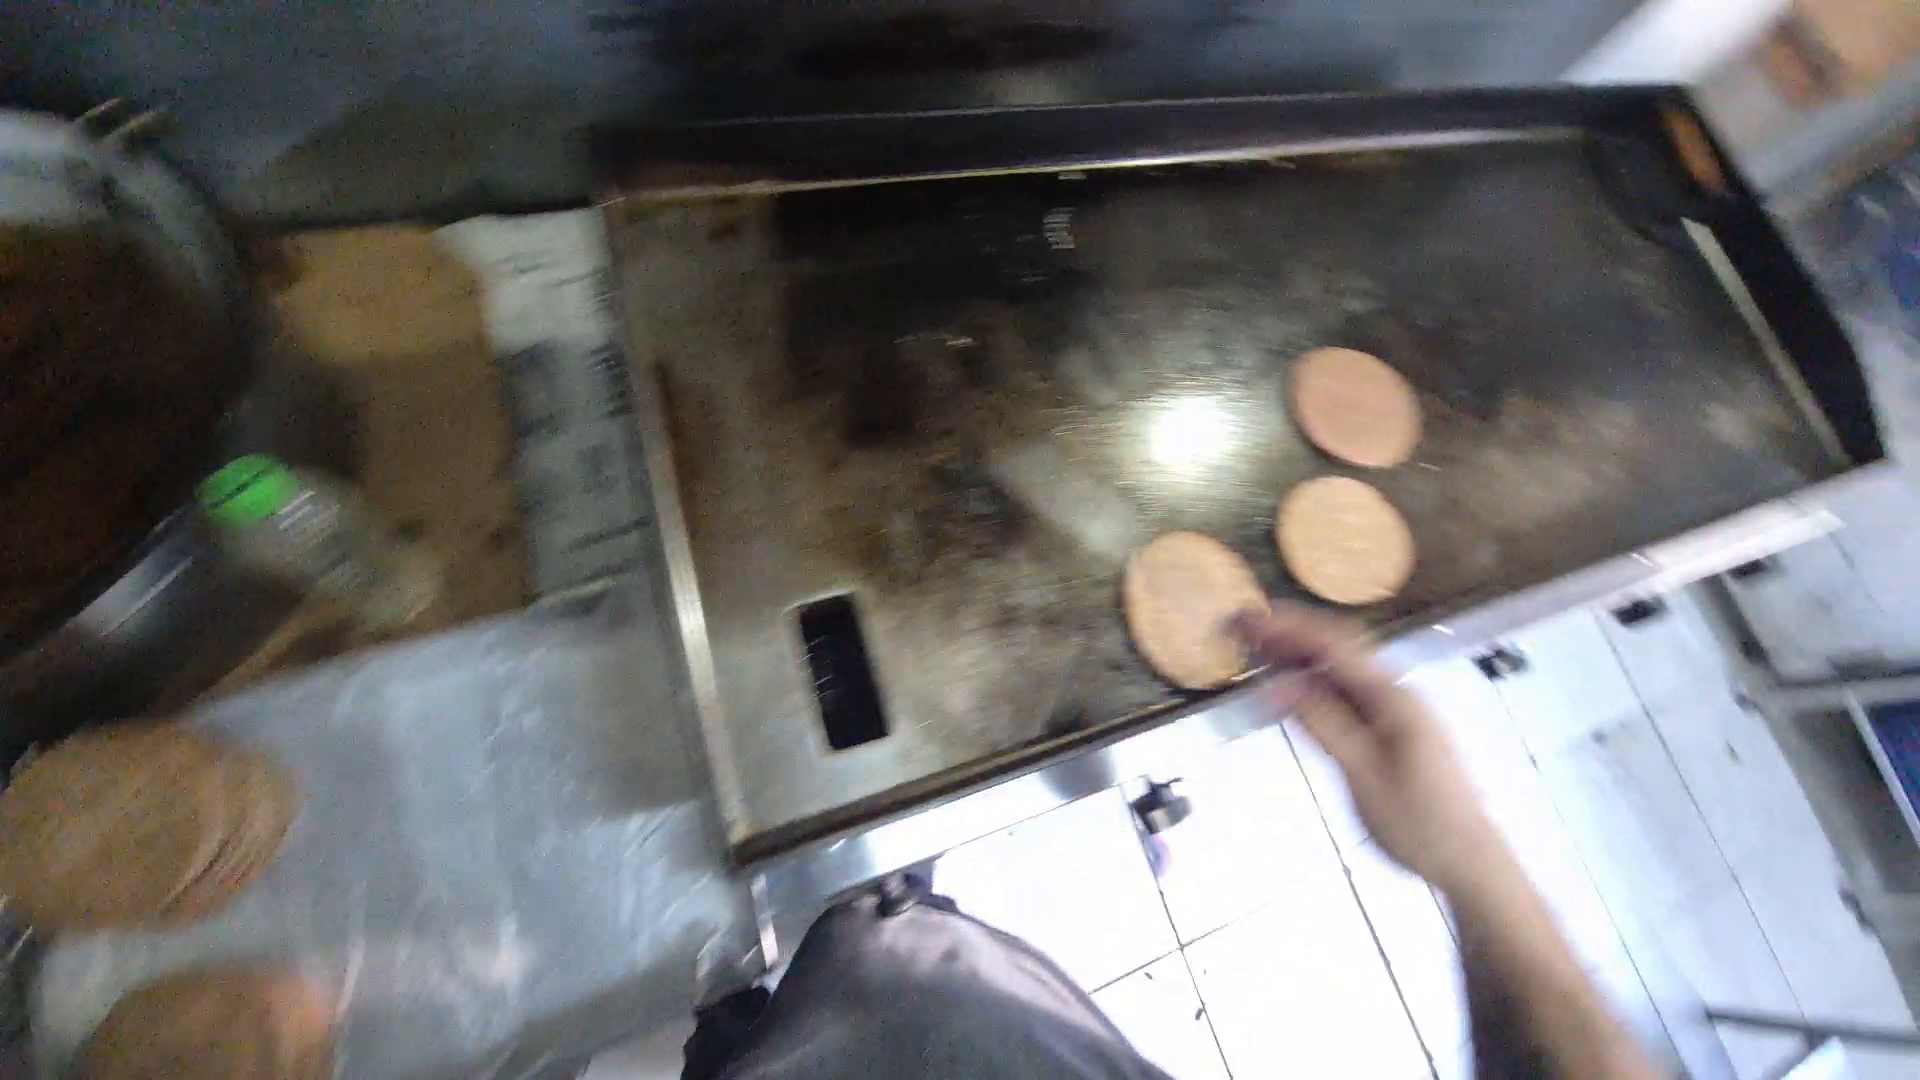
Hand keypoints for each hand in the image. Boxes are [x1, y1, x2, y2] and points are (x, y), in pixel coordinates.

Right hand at [1231, 605, 1507, 893]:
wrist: (1472, 866)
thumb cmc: (1420, 825)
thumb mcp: (1364, 775)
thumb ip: (1322, 724)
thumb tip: (1277, 684)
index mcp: (1395, 698)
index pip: (1334, 646)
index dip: (1289, 627)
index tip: (1250, 618)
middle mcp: (1396, 694)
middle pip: (1336, 649)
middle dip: (1288, 634)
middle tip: (1243, 627)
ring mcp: (1395, 710)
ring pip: (1339, 669)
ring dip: (1297, 655)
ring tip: (1255, 649)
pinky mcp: (1390, 728)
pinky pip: (1345, 691)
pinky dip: (1312, 682)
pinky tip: (1288, 687)